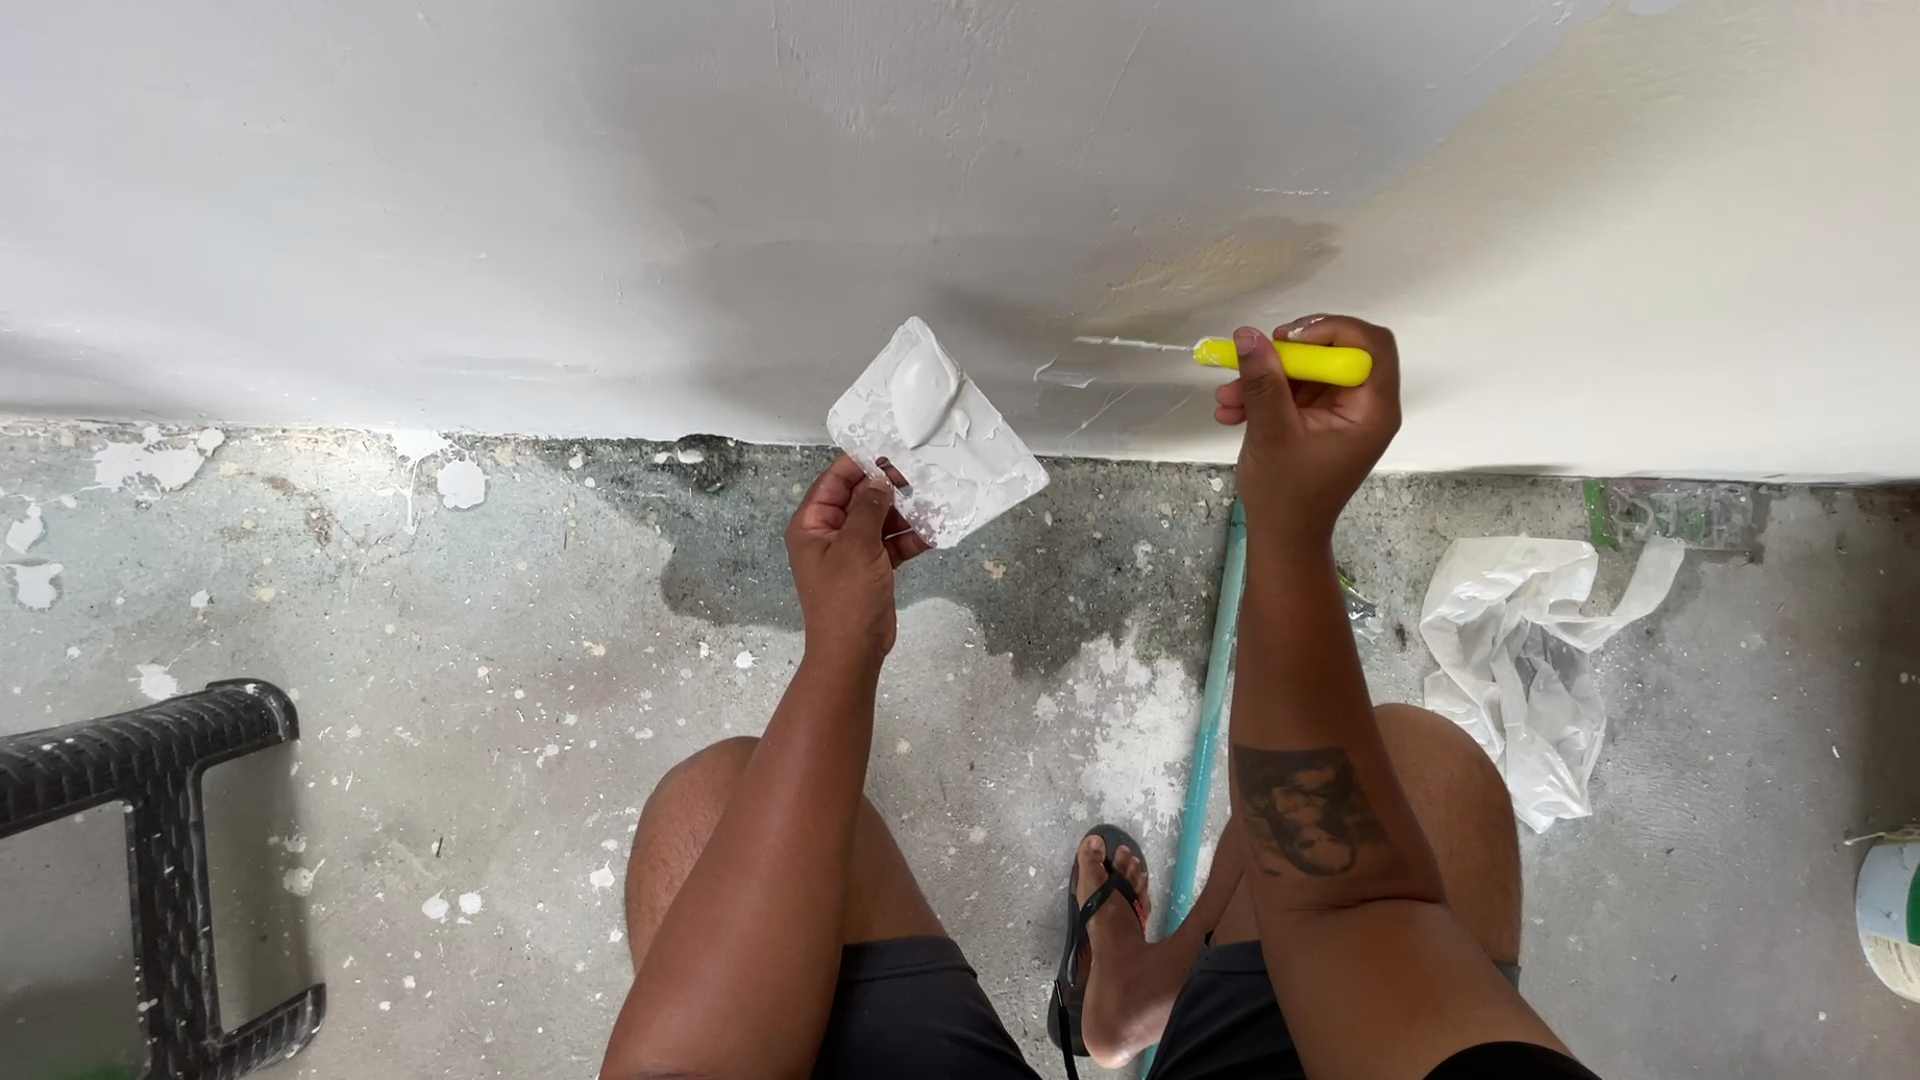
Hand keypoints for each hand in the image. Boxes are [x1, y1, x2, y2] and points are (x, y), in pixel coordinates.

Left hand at [785, 455, 930, 661]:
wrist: (852, 651)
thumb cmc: (846, 597)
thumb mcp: (856, 546)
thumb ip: (869, 508)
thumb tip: (880, 482)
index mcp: (812, 525)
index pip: (834, 483)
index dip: (859, 465)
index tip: (889, 451)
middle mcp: (829, 534)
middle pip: (859, 499)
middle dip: (888, 489)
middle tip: (918, 475)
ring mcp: (852, 552)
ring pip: (879, 521)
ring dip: (904, 514)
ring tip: (933, 501)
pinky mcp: (872, 568)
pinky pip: (891, 544)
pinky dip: (910, 538)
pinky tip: (934, 531)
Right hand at [1213, 315, 1400, 548]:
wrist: (1281, 534)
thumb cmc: (1287, 492)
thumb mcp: (1272, 432)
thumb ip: (1263, 383)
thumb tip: (1248, 336)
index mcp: (1371, 410)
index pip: (1368, 346)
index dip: (1330, 331)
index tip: (1286, 340)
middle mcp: (1361, 406)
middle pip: (1332, 354)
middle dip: (1284, 358)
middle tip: (1252, 360)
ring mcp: (1337, 413)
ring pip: (1305, 373)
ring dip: (1263, 380)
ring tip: (1225, 398)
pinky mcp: (1315, 421)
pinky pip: (1292, 393)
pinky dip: (1262, 397)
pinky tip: (1230, 411)